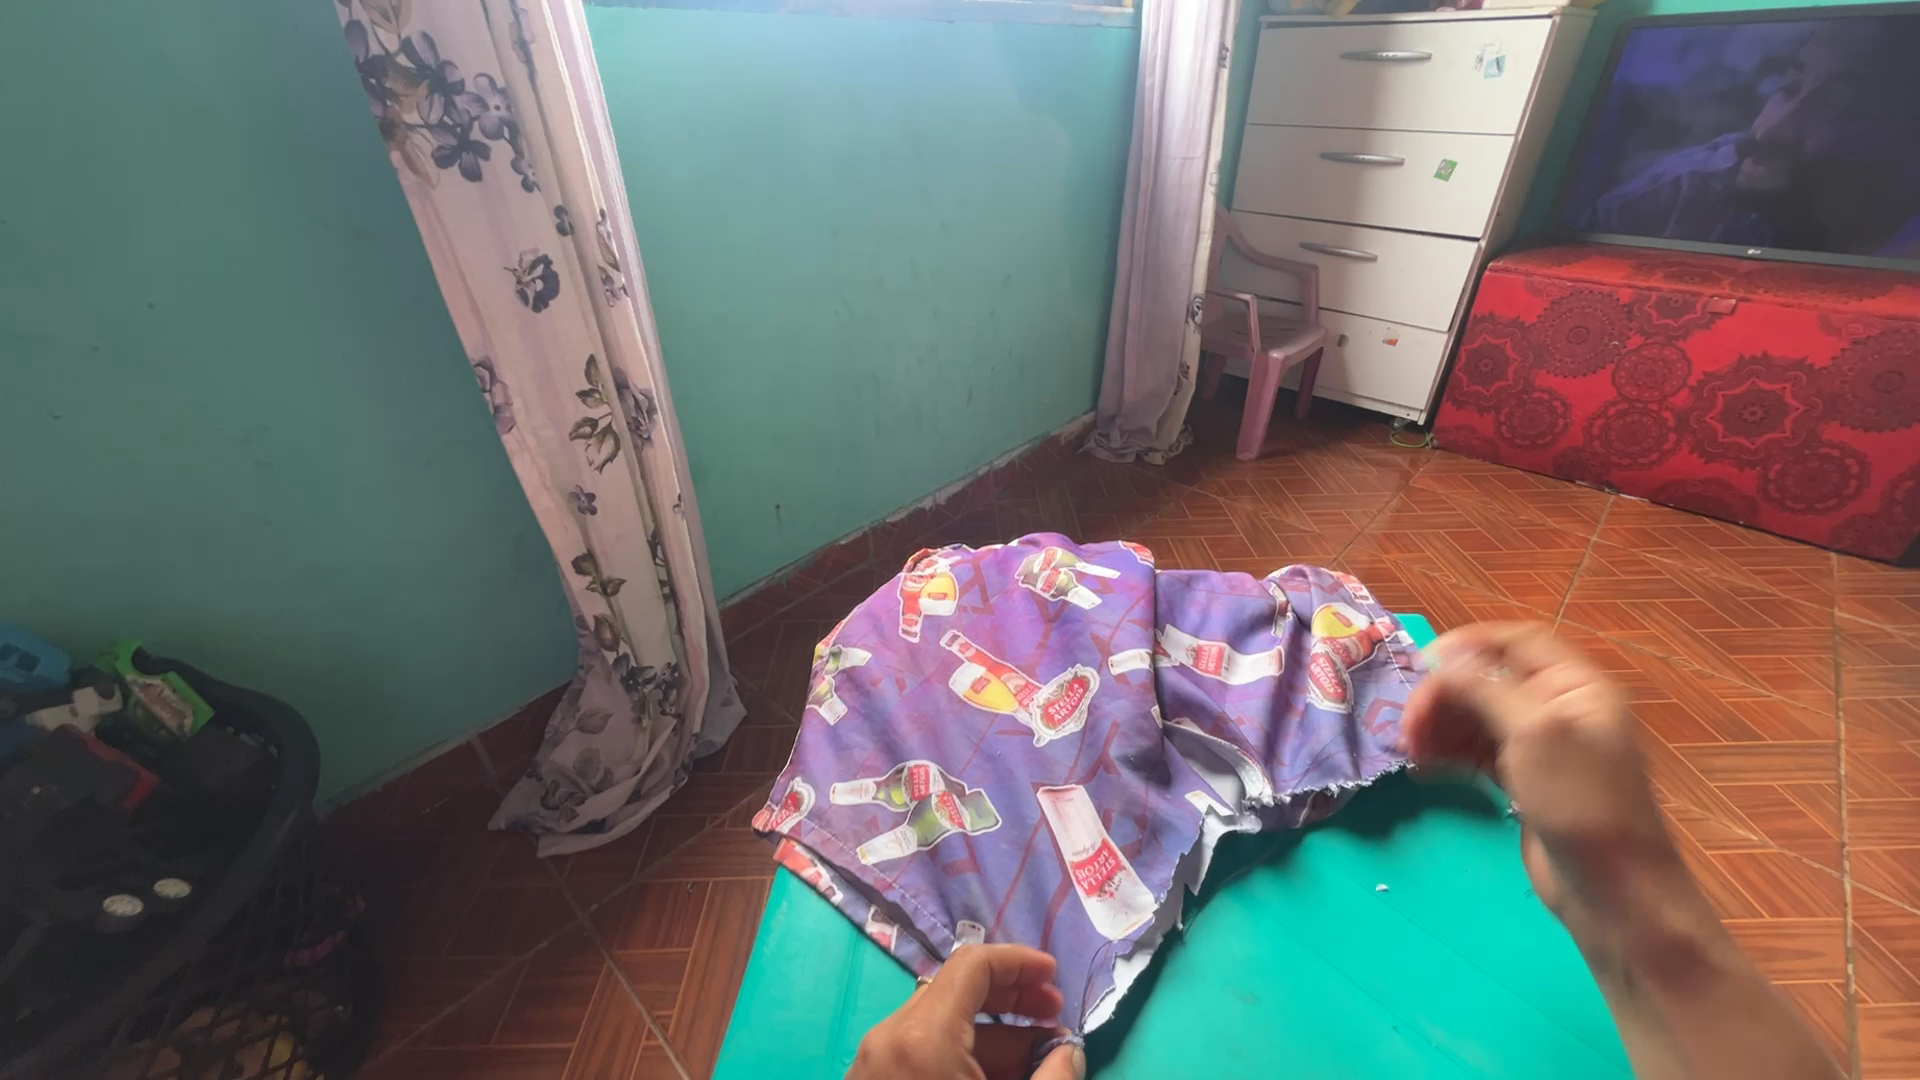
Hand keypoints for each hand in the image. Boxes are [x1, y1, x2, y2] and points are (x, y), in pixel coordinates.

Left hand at [848, 944, 1083, 1079]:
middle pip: (958, 990)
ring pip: (943, 1026)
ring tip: (1041, 1054)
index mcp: (921, 1034)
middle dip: (1011, 997)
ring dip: (993, 1032)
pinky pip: (925, 1055)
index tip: (1055, 977)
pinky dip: (965, 1055)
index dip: (1019, 962)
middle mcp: (891, 1036)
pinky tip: (1003, 1075)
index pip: (973, 964)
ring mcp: (875, 1064)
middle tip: (1055, 1012)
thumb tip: (1070, 1051)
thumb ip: (1051, 1079)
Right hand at [1400, 622, 1689, 934]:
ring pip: (1471, 714)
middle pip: (1482, 678)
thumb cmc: (1580, 802)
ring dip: (1435, 725)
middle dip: (1441, 696)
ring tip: (1411, 752)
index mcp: (1575, 687)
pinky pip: (1471, 748)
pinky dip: (1444, 752)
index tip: (1422, 665)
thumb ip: (1484, 687)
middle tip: (1409, 727)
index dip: (1466, 645)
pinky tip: (1423, 769)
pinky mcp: (1519, 776)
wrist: (1614, 892)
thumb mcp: (1533, 732)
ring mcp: (1537, 743)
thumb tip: (1441, 656)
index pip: (1515, 641)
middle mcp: (1556, 707)